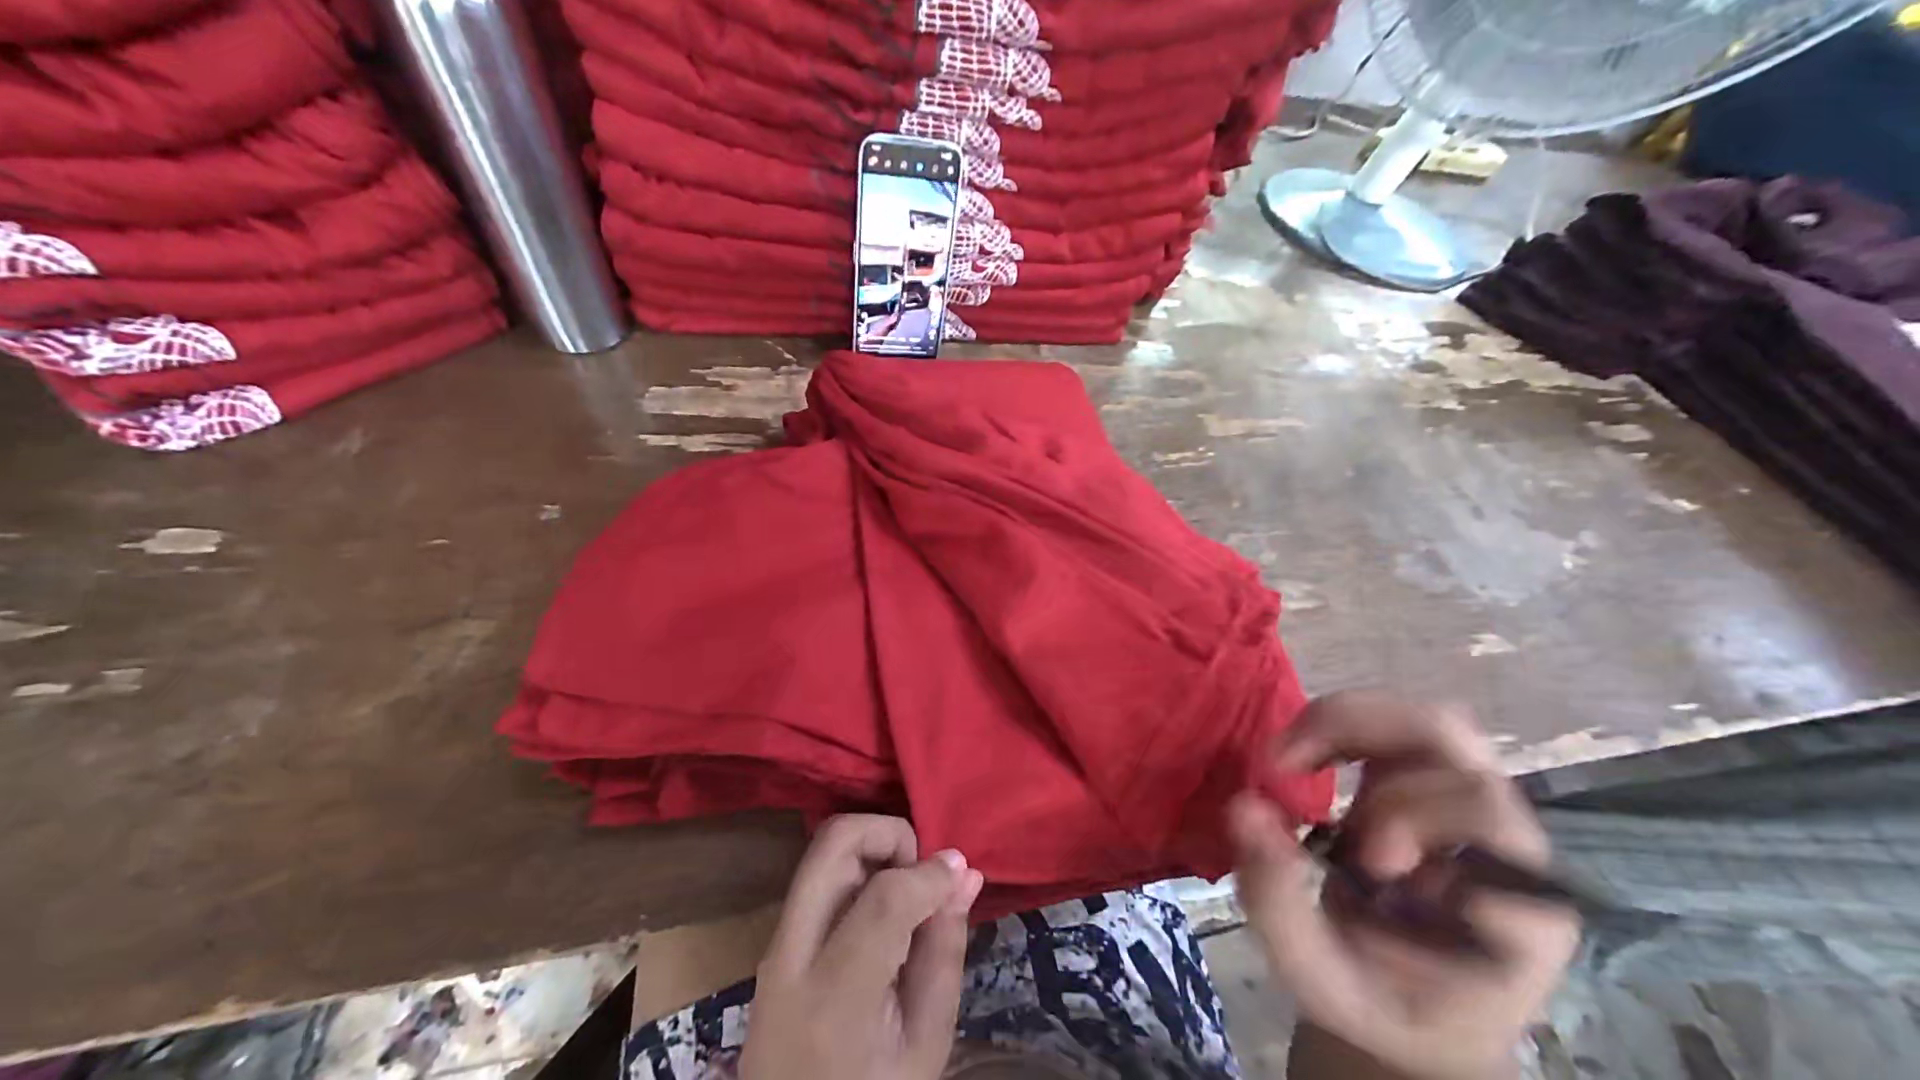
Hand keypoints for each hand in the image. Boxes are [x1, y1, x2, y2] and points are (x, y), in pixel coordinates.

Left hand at [741, 814, 984, 1079]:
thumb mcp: (926, 1043)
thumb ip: (944, 953)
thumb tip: (962, 874)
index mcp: (835, 998)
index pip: (884, 897)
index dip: (930, 872)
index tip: (958, 876)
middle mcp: (791, 955)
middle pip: (833, 841)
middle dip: (888, 833)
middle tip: (920, 872)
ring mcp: (774, 944)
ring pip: (822, 849)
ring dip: (872, 848)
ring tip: (905, 895)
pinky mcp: (773, 940)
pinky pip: (817, 876)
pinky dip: (857, 868)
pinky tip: (881, 911)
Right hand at [1230, 692, 1577, 1079]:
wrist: (1409, 1014)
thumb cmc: (1375, 1003)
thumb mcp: (1318, 977)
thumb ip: (1278, 904)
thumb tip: (1242, 806)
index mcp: (1514, 904)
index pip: (1486, 815)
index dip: (1414, 812)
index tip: (1363, 860)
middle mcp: (1504, 840)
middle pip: (1449, 739)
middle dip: (1356, 733)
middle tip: (1283, 762)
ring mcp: (1465, 804)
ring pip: (1421, 719)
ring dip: (1342, 723)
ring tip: (1284, 758)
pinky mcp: (1428, 785)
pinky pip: (1394, 725)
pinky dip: (1338, 725)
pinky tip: (1302, 756)